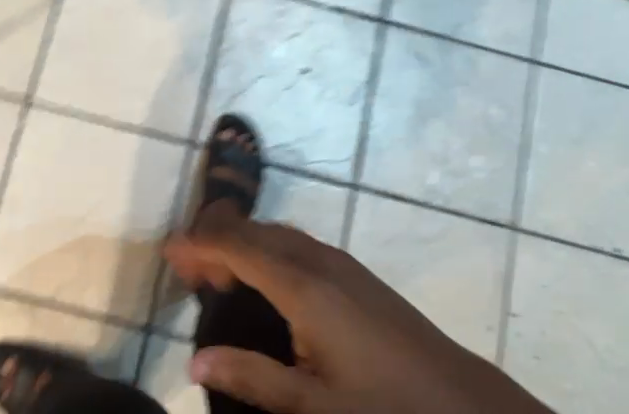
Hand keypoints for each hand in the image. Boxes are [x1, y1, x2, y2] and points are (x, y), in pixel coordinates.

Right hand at [162, 216, 553, 413]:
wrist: (460, 401)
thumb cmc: (385, 405)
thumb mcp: (314, 406)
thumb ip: (253, 378)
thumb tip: (195, 358)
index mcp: (304, 287)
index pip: (239, 247)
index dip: (201, 244)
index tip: (167, 252)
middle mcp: (320, 262)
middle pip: (257, 232)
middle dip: (216, 239)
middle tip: (184, 270)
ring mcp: (342, 264)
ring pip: (279, 235)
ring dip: (243, 244)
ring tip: (215, 274)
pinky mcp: (356, 276)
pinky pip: (298, 245)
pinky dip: (267, 251)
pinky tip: (263, 283)